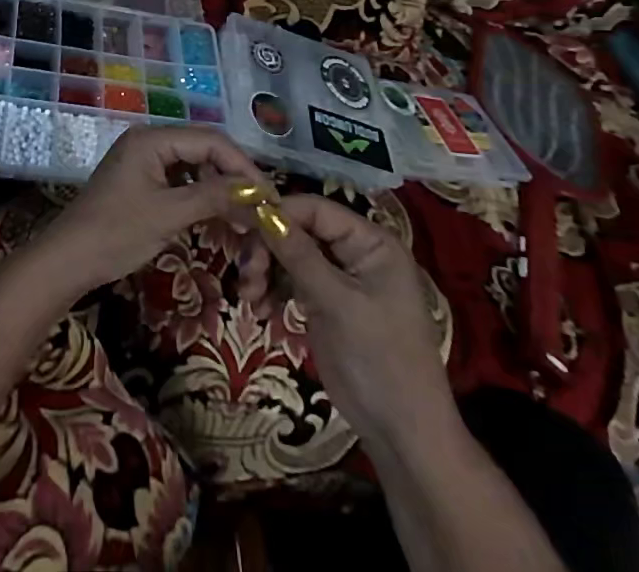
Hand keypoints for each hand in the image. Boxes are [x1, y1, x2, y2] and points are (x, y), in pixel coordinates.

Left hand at [30, 126, 265, 295]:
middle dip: (233, 177)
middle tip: (260, 208)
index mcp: (150, 139)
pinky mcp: (140, 181)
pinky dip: (200, 196)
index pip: (210, 141)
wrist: (69, 259)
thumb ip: (214, 197)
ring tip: (244, 216)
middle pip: (204, 150)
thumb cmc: (116, 233)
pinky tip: (218, 215)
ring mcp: (142, 161)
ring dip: (219, 188)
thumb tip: (258, 191)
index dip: (243, 167)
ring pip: (194, 166)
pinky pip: (180, 180)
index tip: (269, 196)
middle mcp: (147, 141)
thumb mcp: (168, 214)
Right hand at [242, 194, 456, 446]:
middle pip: (297, 232)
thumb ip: (298, 253)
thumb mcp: (336, 302)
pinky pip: (289, 282)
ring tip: (250, 300)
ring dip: (264, 273)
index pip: (315, 209)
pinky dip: (271, 292)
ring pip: (288, 256)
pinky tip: (259, 311)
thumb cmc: (378, 357)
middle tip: (247, 276)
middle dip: (267, 251)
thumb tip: (260, 210)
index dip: (277, 214)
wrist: (399, 428)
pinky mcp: (324, 302)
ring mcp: (339, 279)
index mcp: (372, 243)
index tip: (239, 228)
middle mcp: (355, 253)